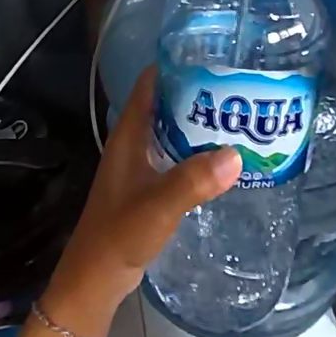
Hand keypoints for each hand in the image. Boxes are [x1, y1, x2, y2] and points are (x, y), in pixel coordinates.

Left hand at [41, 70, 241, 336]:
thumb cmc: (118, 235)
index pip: (149, 84)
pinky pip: (175, 155)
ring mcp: (139, 164)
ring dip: (198, 122)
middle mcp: (132, 142)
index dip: (176, 66)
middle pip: (165, 104)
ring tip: (239, 117)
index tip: (214, 58)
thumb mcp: (157, 207)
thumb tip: (235, 153)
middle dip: (197, 93)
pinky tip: (223, 159)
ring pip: (171, 130)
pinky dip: (196, 150)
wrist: (95, 278)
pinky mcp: (148, 185)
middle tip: (240, 87)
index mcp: (127, 135)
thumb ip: (192, 182)